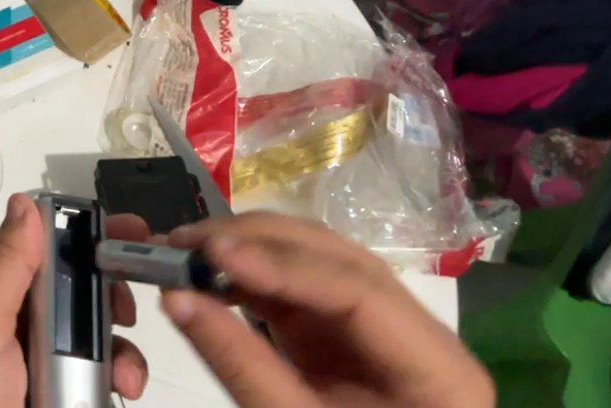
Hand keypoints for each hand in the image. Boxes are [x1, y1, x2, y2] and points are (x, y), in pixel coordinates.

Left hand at [0, 193, 149, 407]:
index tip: (134, 235)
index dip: (88, 240)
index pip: (47, 252)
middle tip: (129, 316)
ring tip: (128, 378)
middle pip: (79, 301)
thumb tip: (26, 201)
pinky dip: (111, 390)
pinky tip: (121, 393)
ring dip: (121, 356)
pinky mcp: (53, 403)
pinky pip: (94, 392)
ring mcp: (36, 374)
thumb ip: (4, 267)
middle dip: (112, 303)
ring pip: (94, 351)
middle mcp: (18, 330)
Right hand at [161, 213, 493, 407]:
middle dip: (256, 242)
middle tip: (188, 240)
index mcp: (438, 370)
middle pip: (334, 259)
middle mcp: (414, 329)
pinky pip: (288, 283)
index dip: (285, 265)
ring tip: (186, 248)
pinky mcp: (335, 326)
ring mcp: (373, 323)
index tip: (215, 253)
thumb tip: (172, 296)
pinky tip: (204, 271)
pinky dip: (243, 272)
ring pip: (309, 257)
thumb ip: (241, 365)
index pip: (359, 291)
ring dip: (244, 246)